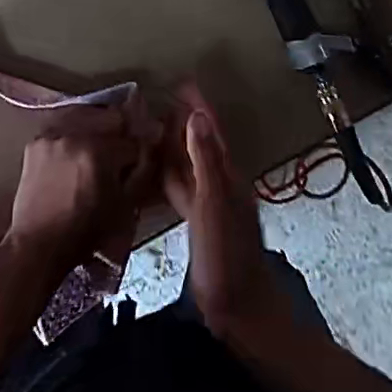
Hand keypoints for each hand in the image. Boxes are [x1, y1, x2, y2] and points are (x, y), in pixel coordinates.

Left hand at [8, 106, 154, 269]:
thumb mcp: (126, 203)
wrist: (38, 245)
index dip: (140, 152)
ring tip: (98, 154)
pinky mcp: (36, 142)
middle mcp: (74, 135)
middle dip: (120, 136)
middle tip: (119, 158)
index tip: (137, 163)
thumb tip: (153, 142)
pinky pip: (65, 127)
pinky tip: (77, 154)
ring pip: (88, 118)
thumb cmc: (86, 229)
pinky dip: (76, 135)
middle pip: (112, 119)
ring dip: (98, 131)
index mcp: (98, 150)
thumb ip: (144, 168)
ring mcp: (52, 136)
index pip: (133, 138)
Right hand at [161, 86, 289, 343]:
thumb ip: (206, 163)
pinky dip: (167, 176)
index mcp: (227, 176)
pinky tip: (151, 176)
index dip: (198, 107)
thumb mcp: (214, 207)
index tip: (182, 83)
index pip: (210, 132)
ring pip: (190, 165)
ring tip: (150, 129)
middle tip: (158, 100)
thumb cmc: (228, 259)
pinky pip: (181, 189)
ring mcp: (211, 204)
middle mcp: (221, 184)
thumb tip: (196, 118)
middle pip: (200, 144)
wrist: (241, 308)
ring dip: (174, 146)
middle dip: (183, 121)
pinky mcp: (200, 223)